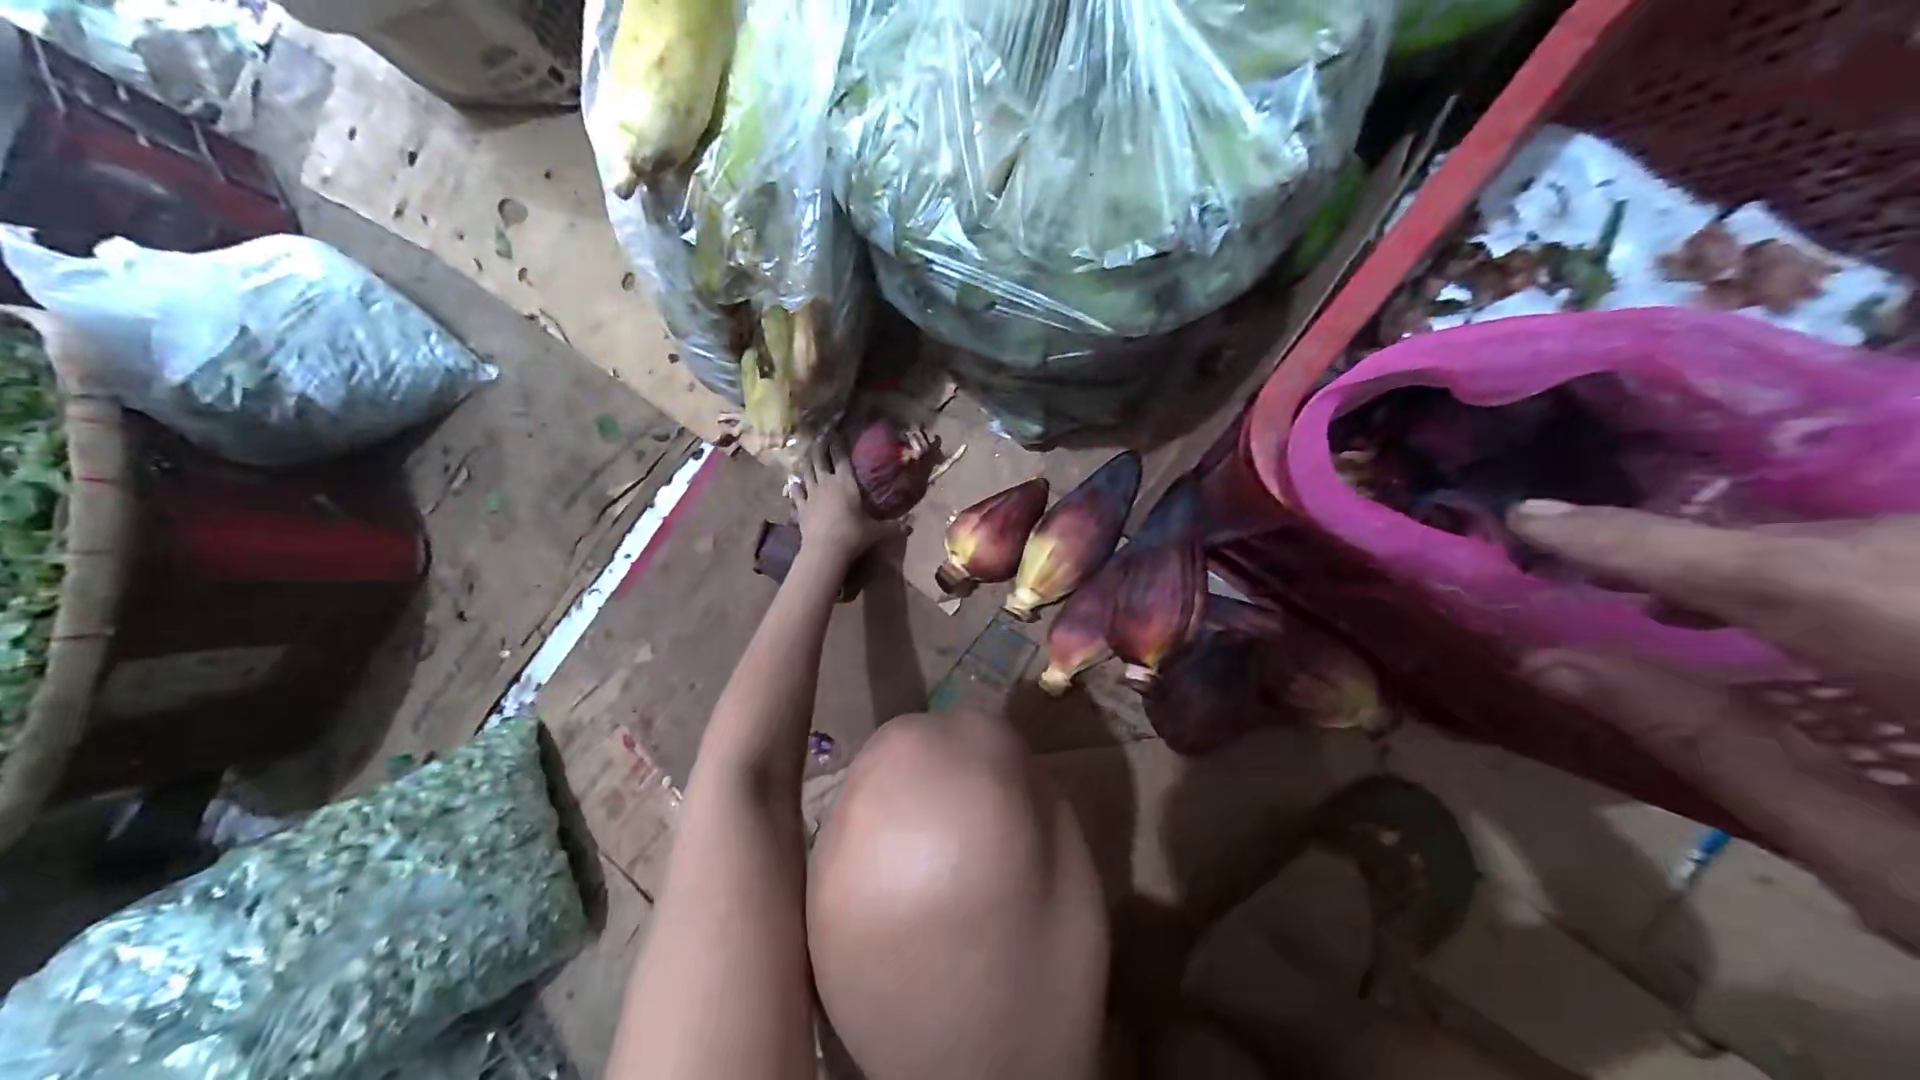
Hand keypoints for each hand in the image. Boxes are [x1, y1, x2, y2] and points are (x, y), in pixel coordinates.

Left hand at [791, 435, 897, 565]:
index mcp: (846, 483)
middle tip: (819, 438)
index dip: (838, 444)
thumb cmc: (853, 535)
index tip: (835, 432)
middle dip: (820, 447)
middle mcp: (827, 483)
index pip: (841, 457)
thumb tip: (911, 527)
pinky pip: (796, 493)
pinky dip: (795, 486)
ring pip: (806, 472)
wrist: (825, 550)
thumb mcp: (876, 531)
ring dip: (806, 462)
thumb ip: (893, 527)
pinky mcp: (801, 508)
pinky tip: (793, 481)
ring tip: (806, 454)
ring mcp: (811, 494)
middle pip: (820, 460)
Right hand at [1506, 501, 1919, 951]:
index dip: (1641, 543)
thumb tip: (1552, 662)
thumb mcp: (1885, 868)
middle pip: (1838, 549)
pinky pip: (1915, 562)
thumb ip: (1716, 749)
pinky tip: (1785, 603)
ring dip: (1762, 560)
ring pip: (1886, 543)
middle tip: (1585, 563)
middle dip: (1695, 552)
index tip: (1534, 518)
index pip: (1781, 581)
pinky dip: (1839, 568)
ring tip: (1666, 595)